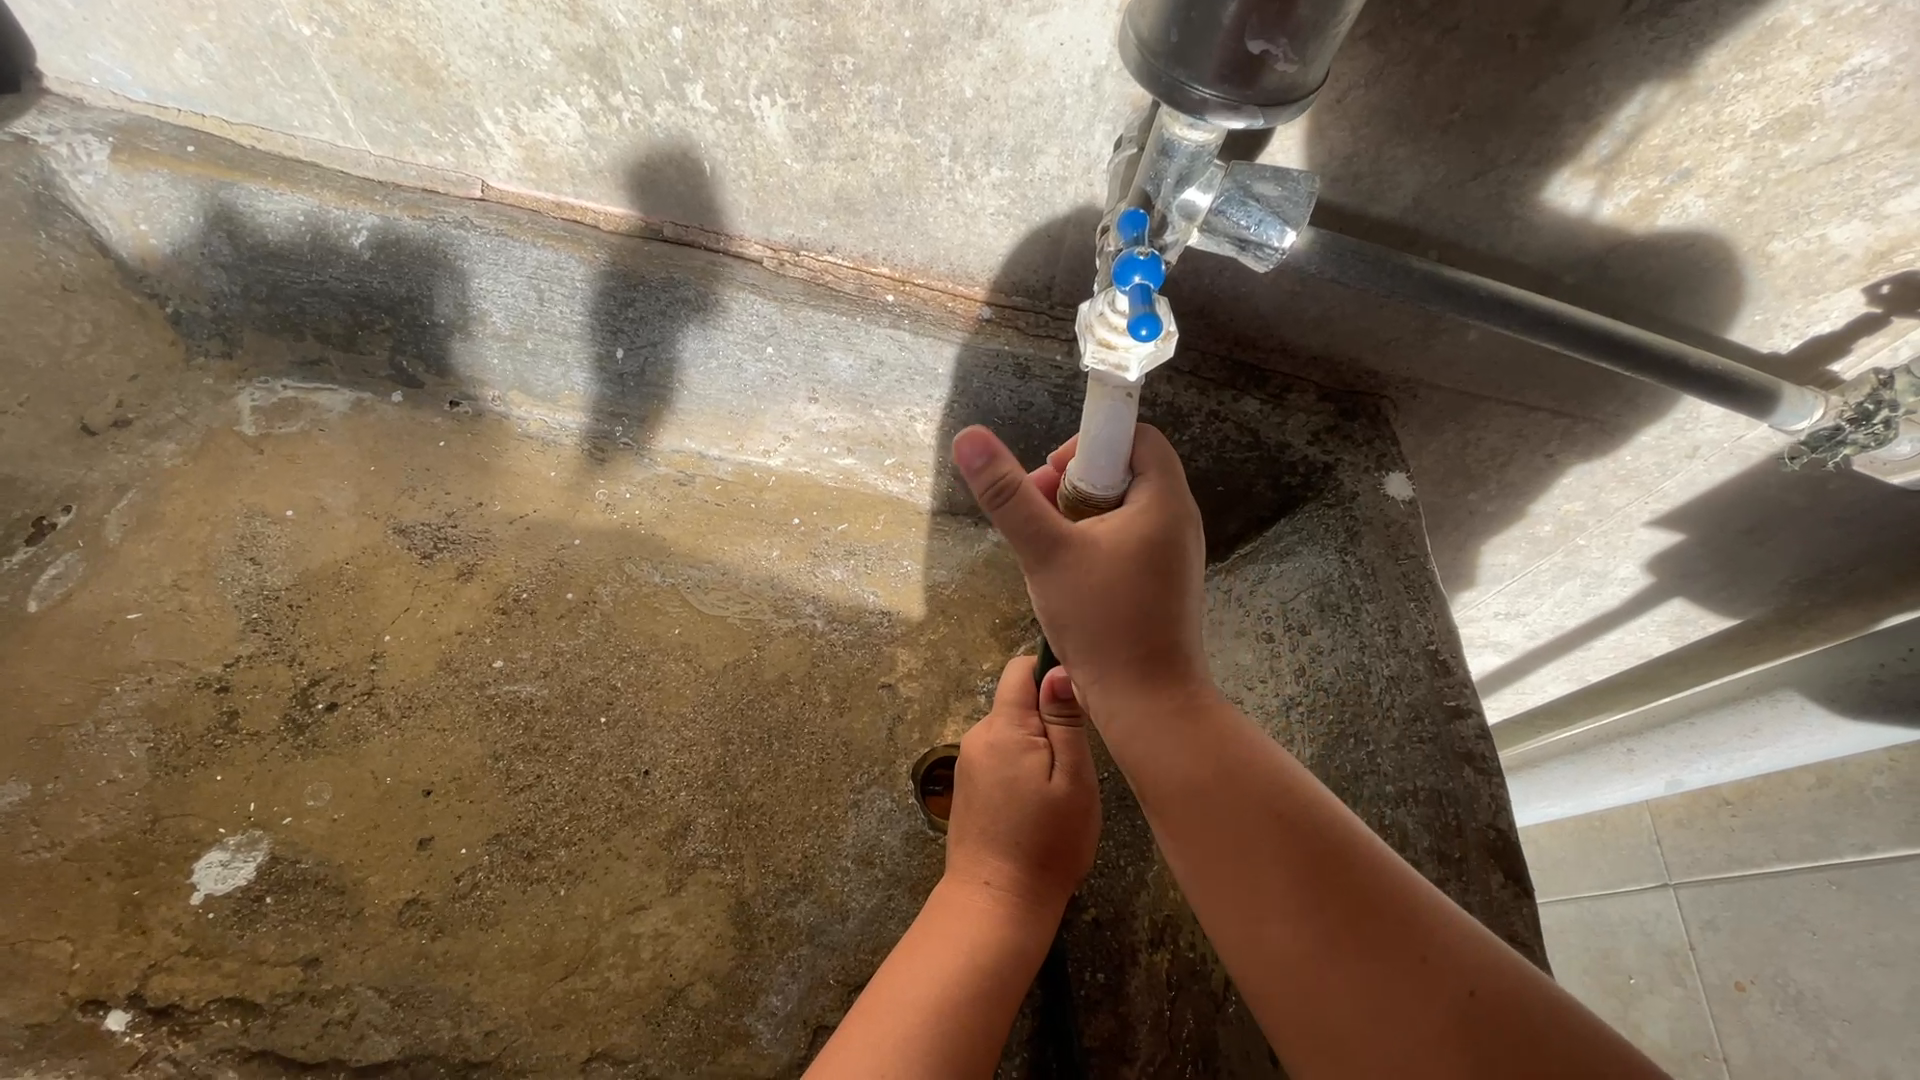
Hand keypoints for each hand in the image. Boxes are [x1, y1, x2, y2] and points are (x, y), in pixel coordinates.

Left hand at [945, 655, 1100, 916]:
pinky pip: (999, 755)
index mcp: (1004, 727)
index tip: (1077, 704)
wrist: (997, 903)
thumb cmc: (1047, 843)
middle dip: (1047, 718)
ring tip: (1058, 787)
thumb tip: (1058, 670)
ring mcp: (968, 761)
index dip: (1050, 674)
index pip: (1020, 670)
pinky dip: (1020, 766)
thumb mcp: (1073, 780)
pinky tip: (1036, 802)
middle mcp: (978, 736)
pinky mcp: (967, 785)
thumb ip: (1065, 721)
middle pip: (1016, 702)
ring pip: (1010, 731)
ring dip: (1036, 746)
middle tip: (1075, 760)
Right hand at [950, 424, 1214, 717]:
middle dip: (1073, 484)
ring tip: (1046, 551)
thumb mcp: (1046, 552)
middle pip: (1124, 472)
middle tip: (1038, 515)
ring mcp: (1172, 555)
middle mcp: (1177, 520)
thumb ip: (1008, 496)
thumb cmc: (1103, 622)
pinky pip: (1125, 543)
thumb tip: (970, 437)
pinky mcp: (1162, 583)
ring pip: (1120, 511)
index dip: (1087, 443)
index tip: (1048, 476)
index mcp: (1164, 500)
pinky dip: (1092, 546)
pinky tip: (1066, 578)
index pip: (1135, 436)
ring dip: (1078, 519)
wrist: (1148, 703)